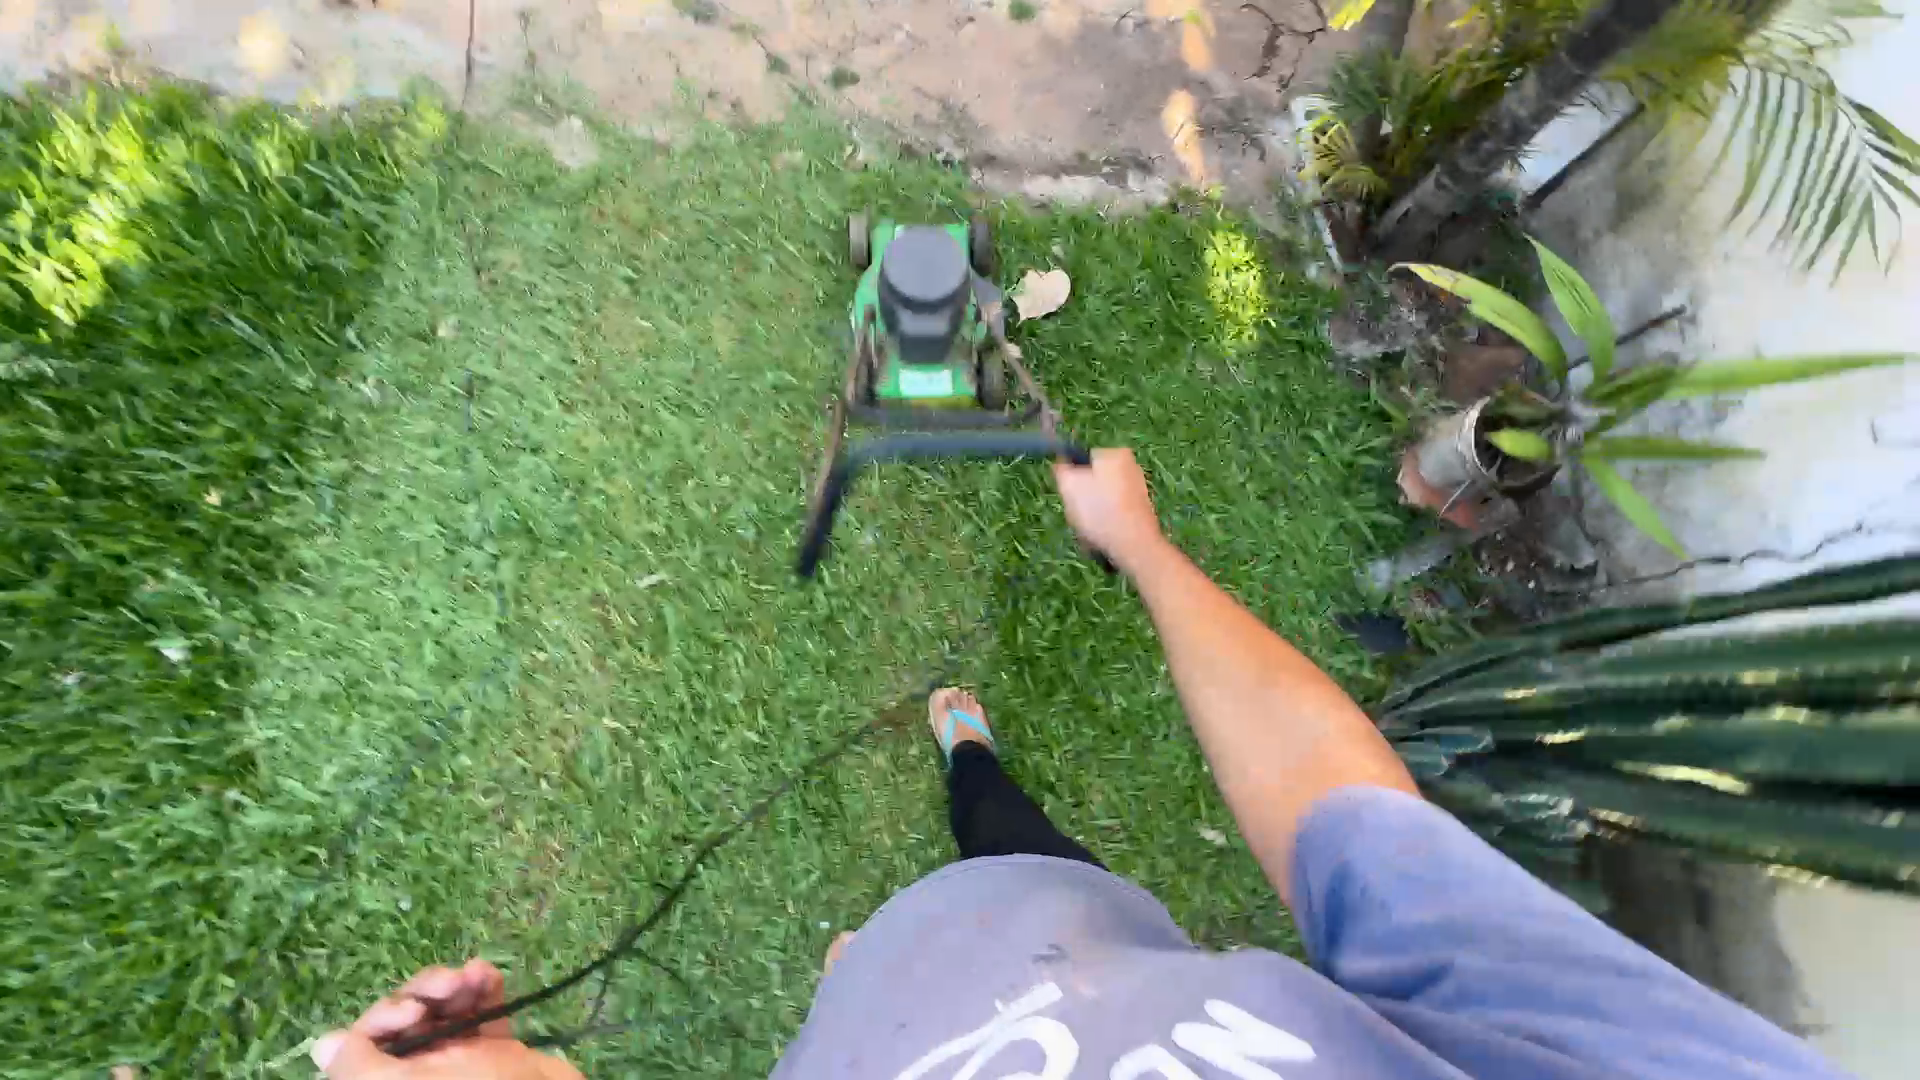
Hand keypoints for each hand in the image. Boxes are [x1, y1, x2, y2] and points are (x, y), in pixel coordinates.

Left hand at [311, 960, 582, 1079]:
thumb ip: (359, 1068)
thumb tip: (323, 1044)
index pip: (363, 1046)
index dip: (384, 1017)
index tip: (413, 1012)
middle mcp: (414, 1076)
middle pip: (405, 1022)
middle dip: (427, 993)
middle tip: (450, 985)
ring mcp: (454, 1063)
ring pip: (443, 1011)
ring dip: (458, 985)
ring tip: (476, 975)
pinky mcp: (490, 1051)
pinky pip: (481, 1012)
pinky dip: (484, 990)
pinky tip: (489, 976)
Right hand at [1052, 448, 1165, 572]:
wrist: (1134, 546)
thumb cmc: (1099, 512)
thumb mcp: (1069, 486)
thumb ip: (1061, 469)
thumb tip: (1061, 463)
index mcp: (1116, 454)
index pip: (1083, 459)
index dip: (1071, 478)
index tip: (1069, 495)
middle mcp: (1132, 467)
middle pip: (1093, 480)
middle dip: (1082, 498)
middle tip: (1079, 514)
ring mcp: (1138, 490)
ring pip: (1101, 500)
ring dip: (1091, 515)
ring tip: (1090, 529)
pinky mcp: (1141, 511)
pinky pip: (1113, 514)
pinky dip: (1105, 524)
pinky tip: (1102, 536)